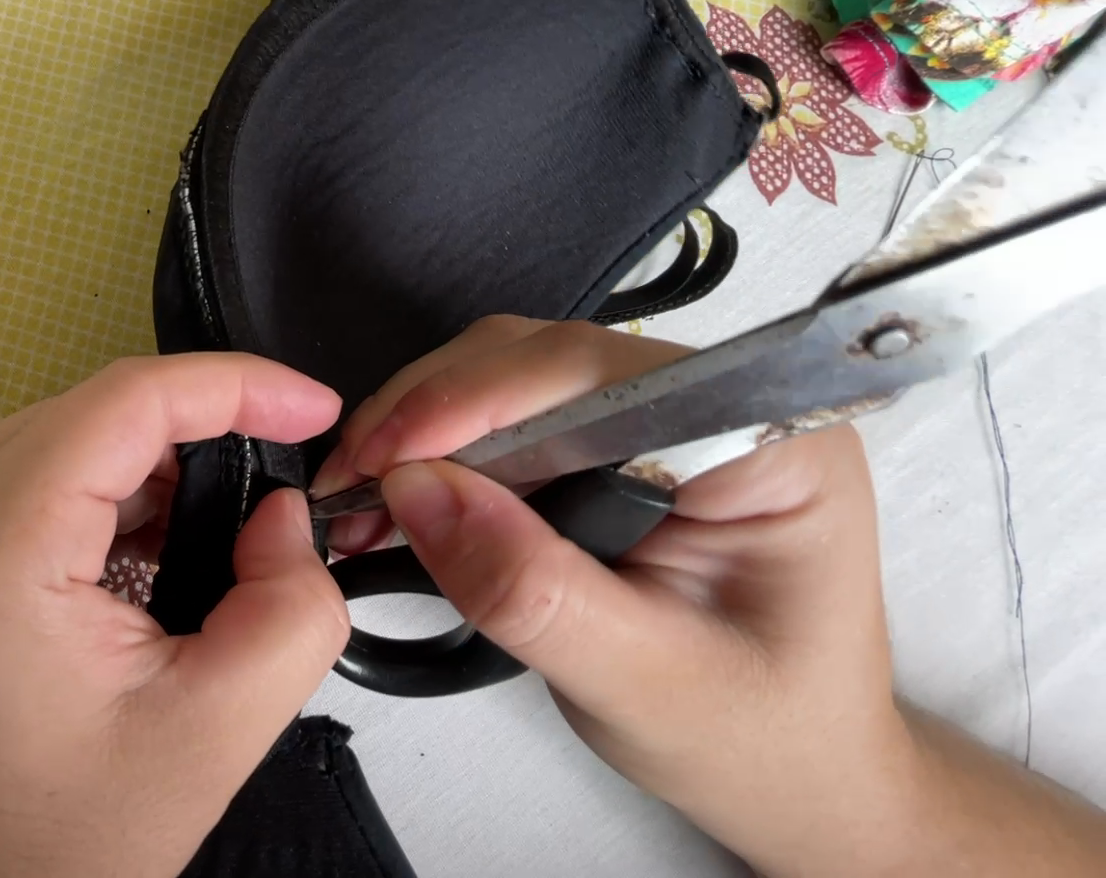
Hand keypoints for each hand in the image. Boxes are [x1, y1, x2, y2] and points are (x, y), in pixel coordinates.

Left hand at [0, 354, 350, 877]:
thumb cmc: (53, 833)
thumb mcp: (211, 734)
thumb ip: (289, 610)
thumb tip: (282, 513)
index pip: (129, 400)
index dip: (235, 385)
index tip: (315, 409)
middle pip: (103, 407)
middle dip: (208, 426)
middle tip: (280, 481)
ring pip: (79, 426)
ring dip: (163, 458)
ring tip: (219, 529)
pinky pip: (47, 460)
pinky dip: (117, 481)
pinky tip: (153, 541)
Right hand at [314, 316, 910, 873]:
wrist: (783, 766)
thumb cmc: (749, 737)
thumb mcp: (642, 683)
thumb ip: (530, 588)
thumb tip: (408, 488)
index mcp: (758, 439)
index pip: (593, 375)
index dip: (475, 401)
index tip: (382, 462)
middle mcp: (697, 397)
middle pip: (528, 361)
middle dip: (421, 418)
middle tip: (345, 489)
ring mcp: (639, 411)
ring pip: (492, 378)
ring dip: (410, 433)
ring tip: (357, 502)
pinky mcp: (590, 439)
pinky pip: (487, 416)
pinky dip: (424, 453)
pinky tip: (390, 499)